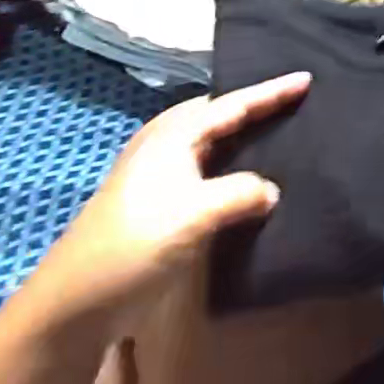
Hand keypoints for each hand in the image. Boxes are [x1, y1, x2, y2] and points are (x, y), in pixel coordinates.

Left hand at [26, 72, 309, 325]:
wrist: (75, 305)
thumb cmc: (135, 245)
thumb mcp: (195, 214)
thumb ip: (242, 192)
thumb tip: (273, 189)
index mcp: (174, 135)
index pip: (233, 104)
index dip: (272, 92)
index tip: (308, 79)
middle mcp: (167, 143)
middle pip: (221, 113)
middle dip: (256, 103)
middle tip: (295, 98)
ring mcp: (162, 172)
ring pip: (215, 139)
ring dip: (246, 132)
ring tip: (281, 127)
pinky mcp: (163, 199)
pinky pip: (211, 164)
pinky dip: (236, 159)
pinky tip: (253, 171)